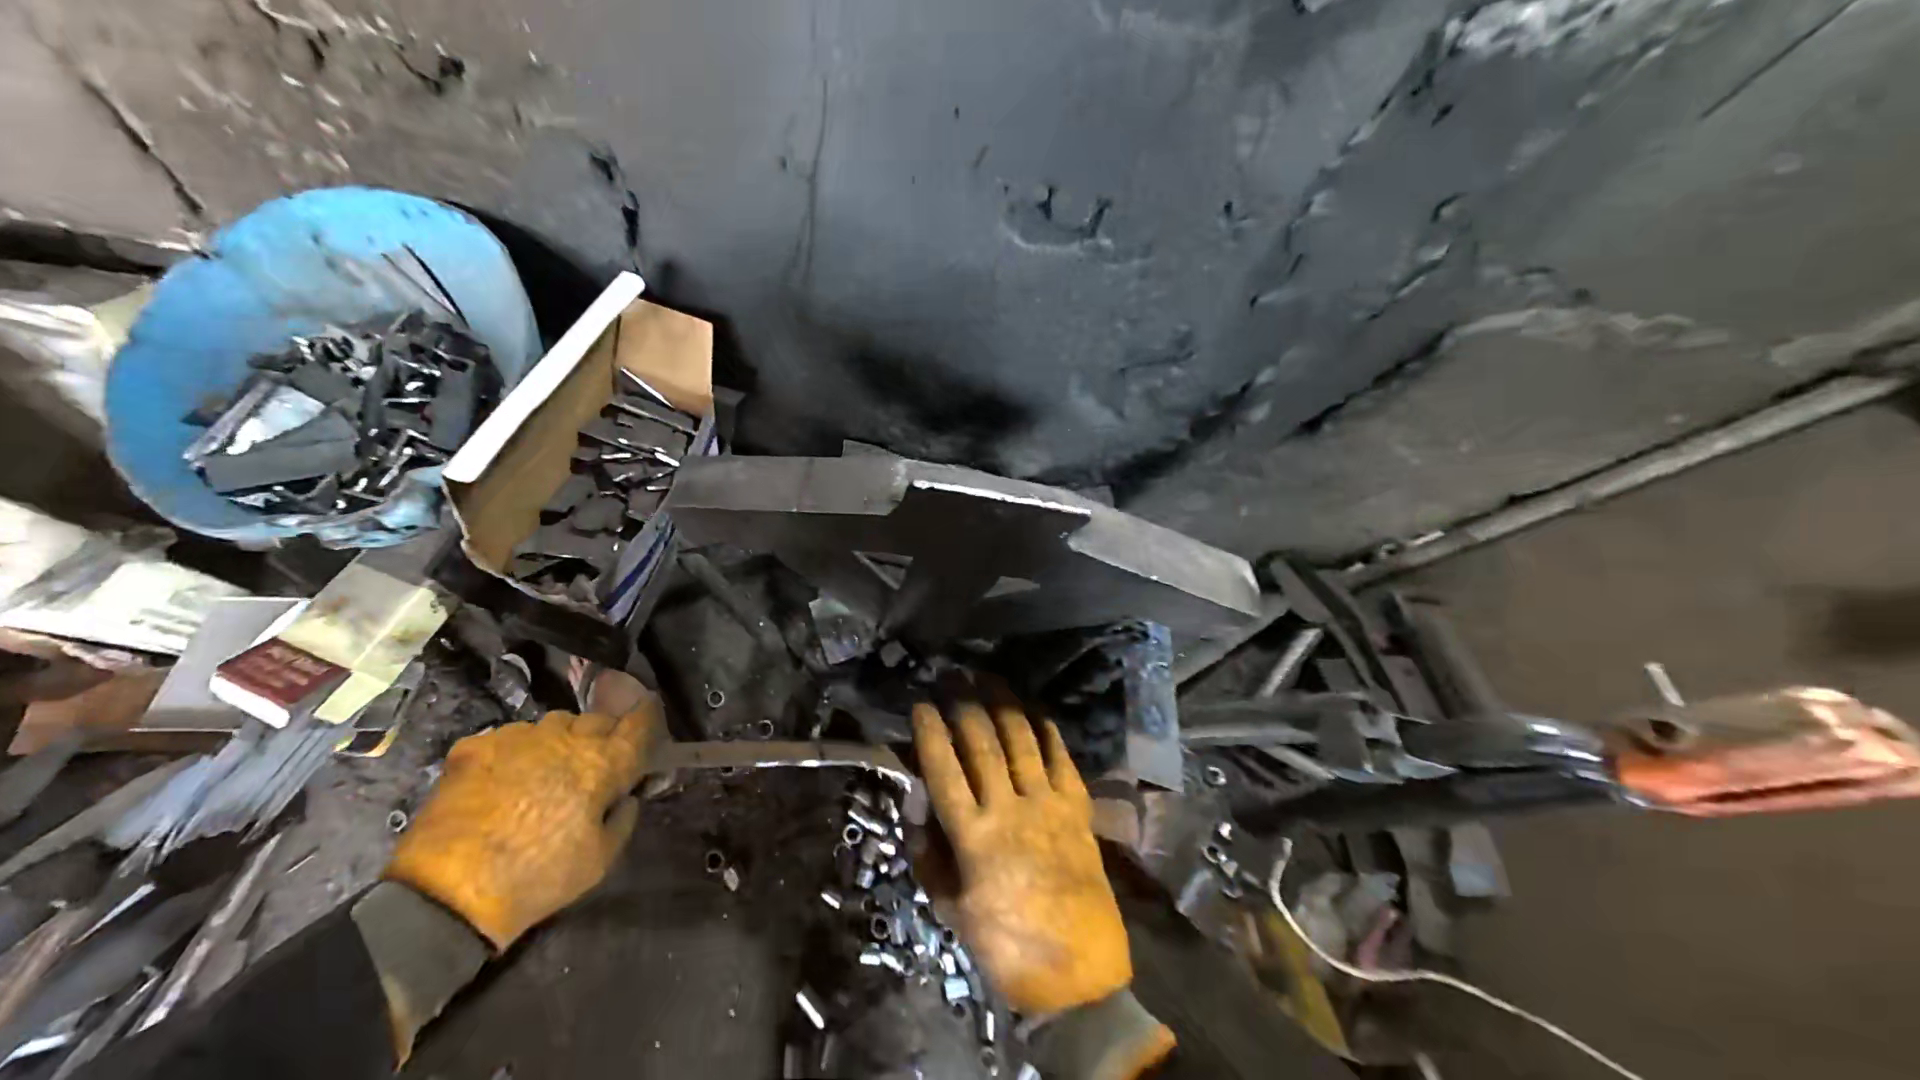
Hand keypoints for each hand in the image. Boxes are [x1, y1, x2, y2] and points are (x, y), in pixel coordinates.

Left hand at [386, 700, 660, 948]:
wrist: (447, 896)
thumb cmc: (538, 879)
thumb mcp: (601, 859)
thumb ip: (624, 817)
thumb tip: (627, 795)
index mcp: (602, 764)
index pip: (638, 722)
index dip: (648, 716)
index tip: (649, 716)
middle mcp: (564, 739)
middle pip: (596, 720)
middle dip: (603, 736)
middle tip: (595, 765)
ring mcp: (518, 738)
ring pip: (553, 724)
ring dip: (560, 741)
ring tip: (548, 770)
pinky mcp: (476, 746)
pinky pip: (510, 736)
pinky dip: (517, 752)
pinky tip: (505, 780)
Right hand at [913, 698, 1131, 1013]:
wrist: (1078, 978)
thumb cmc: (1006, 949)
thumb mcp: (952, 911)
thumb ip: (929, 855)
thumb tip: (917, 805)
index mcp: (973, 837)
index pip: (944, 770)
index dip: (930, 733)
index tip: (921, 705)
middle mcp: (1009, 810)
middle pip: (982, 745)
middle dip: (964, 704)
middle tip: (952, 676)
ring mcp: (1049, 807)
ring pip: (1022, 742)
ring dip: (1004, 706)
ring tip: (989, 678)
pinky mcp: (1079, 812)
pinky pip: (1063, 761)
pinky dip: (1049, 733)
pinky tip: (1037, 713)